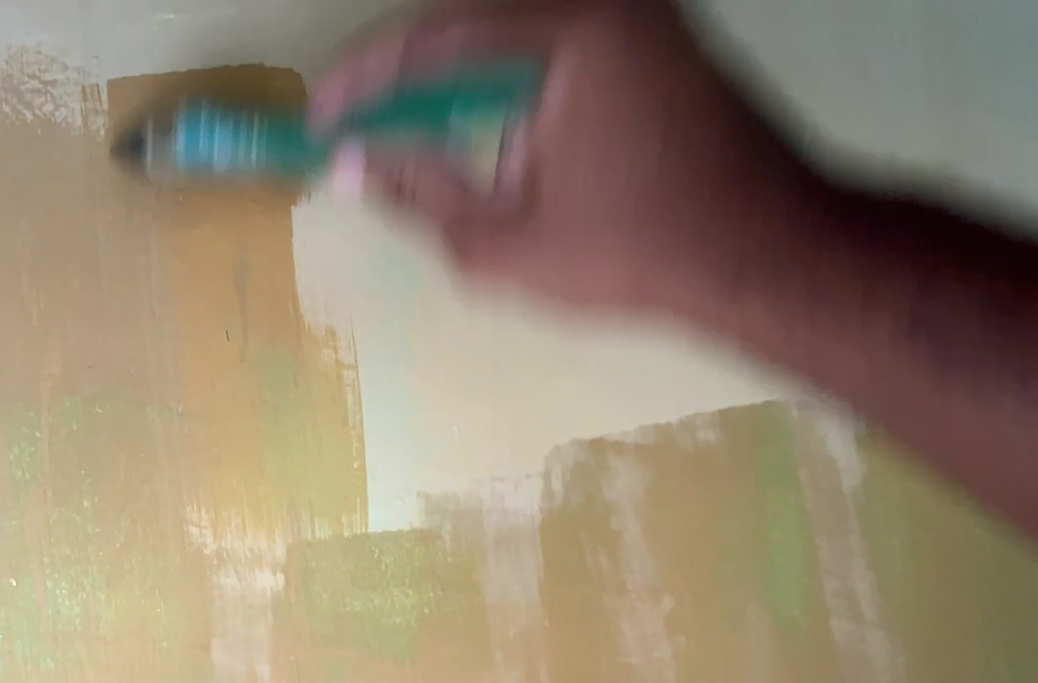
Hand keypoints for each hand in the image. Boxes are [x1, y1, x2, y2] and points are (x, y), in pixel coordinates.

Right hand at [310, 0, 832, 314]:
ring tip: (397, 146)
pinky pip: (542, 54)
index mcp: (566, 37)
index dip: (359, 84)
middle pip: (465, 29)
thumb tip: (351, 165)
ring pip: (502, 43)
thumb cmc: (628, 256)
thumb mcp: (496, 242)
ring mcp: (634, 18)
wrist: (769, 255)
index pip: (431, 42)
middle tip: (348, 134)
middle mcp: (603, 5)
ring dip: (442, 92)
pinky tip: (467, 142)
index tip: (315, 123)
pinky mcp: (649, 44)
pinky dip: (492, 95)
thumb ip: (417, 194)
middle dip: (395, 85)